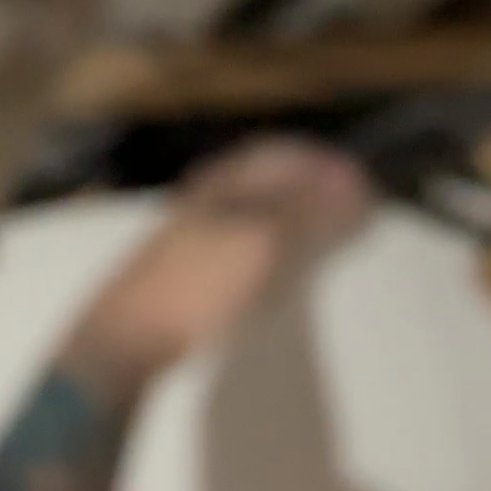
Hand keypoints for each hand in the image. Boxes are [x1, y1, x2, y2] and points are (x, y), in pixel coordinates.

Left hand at [65, 137, 372, 386]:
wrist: (127, 336)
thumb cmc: (197, 286)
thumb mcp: (261, 245)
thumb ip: (309, 212)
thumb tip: (354, 180)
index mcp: (225, 181)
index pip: (285, 154)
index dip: (326, 166)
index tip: (362, 188)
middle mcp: (211, 198)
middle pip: (274, 182)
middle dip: (317, 194)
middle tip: (355, 218)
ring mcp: (199, 234)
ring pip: (260, 213)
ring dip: (298, 222)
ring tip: (330, 243)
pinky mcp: (193, 268)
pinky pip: (246, 243)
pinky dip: (277, 248)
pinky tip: (284, 269)